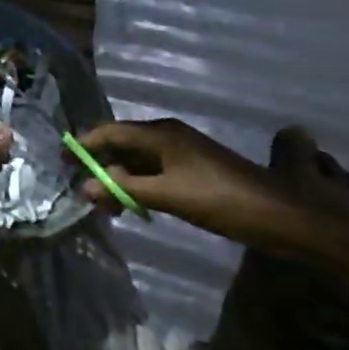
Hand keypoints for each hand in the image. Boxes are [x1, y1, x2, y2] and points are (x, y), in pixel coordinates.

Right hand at [74, 119, 334, 251]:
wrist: (286, 217)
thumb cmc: (221, 200)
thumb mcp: (168, 196)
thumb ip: (124, 190)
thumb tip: (84, 187)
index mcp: (160, 134)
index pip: (110, 132)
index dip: (84, 144)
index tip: (62, 159)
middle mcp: (168, 136)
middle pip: (122, 144)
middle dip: (100, 164)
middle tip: (80, 187)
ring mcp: (183, 152)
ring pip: (138, 160)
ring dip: (119, 178)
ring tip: (106, 205)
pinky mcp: (194, 169)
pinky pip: (153, 170)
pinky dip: (137, 185)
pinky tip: (134, 204)